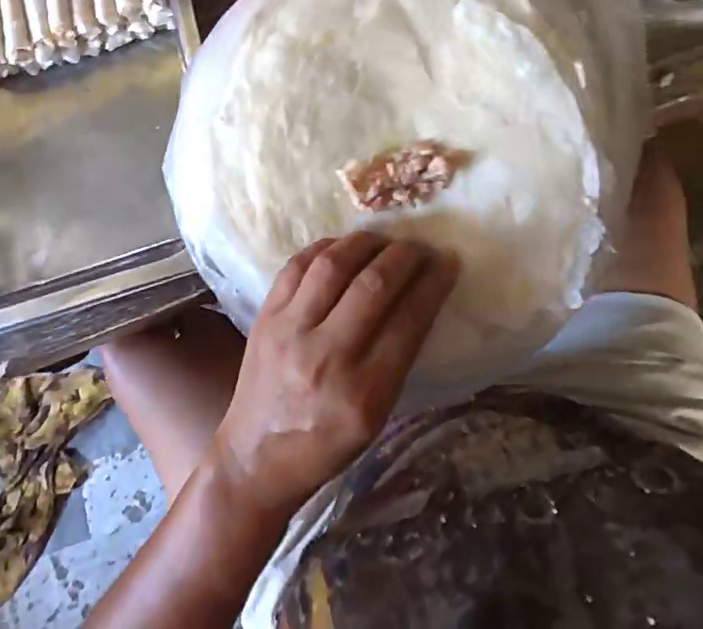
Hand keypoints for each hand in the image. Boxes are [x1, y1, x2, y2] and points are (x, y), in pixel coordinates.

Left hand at [207, 232, 458, 516]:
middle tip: (421, 247)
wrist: (254, 461)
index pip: (408, 320)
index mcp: (363, 394)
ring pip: (333, 265)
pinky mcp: (264, 318)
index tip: (448, 261)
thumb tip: (421, 294)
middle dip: (405, 256)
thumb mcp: (377, 415)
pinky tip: (344, 247)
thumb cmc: (327, 444)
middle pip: (374, 285)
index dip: (434, 282)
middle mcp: (325, 357)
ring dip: (367, 242)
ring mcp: (288, 333)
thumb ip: (398, 358)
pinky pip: (296, 266)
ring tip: (385, 240)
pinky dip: (325, 247)